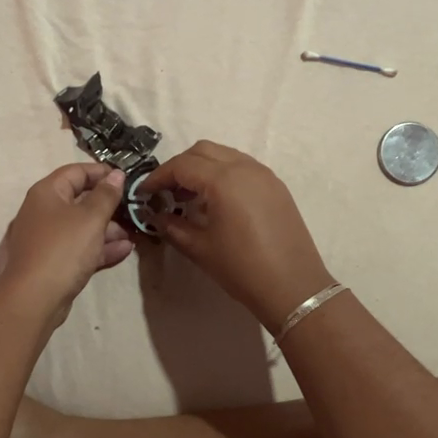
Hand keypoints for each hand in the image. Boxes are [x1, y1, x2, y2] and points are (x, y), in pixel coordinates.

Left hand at [0, 163, 133, 324]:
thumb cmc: (63, 248)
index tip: (127, 179)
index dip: (102, 173)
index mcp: (47, 193)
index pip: (76, 172)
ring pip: (82, 227)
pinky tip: (125, 251)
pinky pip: (80, 249)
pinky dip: (100, 248)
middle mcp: (44, 212)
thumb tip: (116, 175)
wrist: (34, 297)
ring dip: (108, 230)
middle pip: (80, 200)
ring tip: (133, 234)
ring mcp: (48, 239)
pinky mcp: (54, 262)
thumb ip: (107, 195)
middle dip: (109, 206)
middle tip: (134, 211)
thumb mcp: (91, 218)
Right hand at [139, 141, 332, 327]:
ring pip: (224, 155)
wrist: (293, 287)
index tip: (144, 193)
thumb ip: (172, 226)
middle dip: (179, 167)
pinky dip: (222, 174)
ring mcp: (264, 175)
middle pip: (203, 151)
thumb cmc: (242, 268)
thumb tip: (154, 215)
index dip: (158, 177)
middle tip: (165, 193)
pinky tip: (215, 202)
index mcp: (223, 180)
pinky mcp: (276, 187)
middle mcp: (245, 168)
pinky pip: (242, 167)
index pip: (182, 165)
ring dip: (202, 168)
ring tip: (189, 198)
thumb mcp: (200, 248)